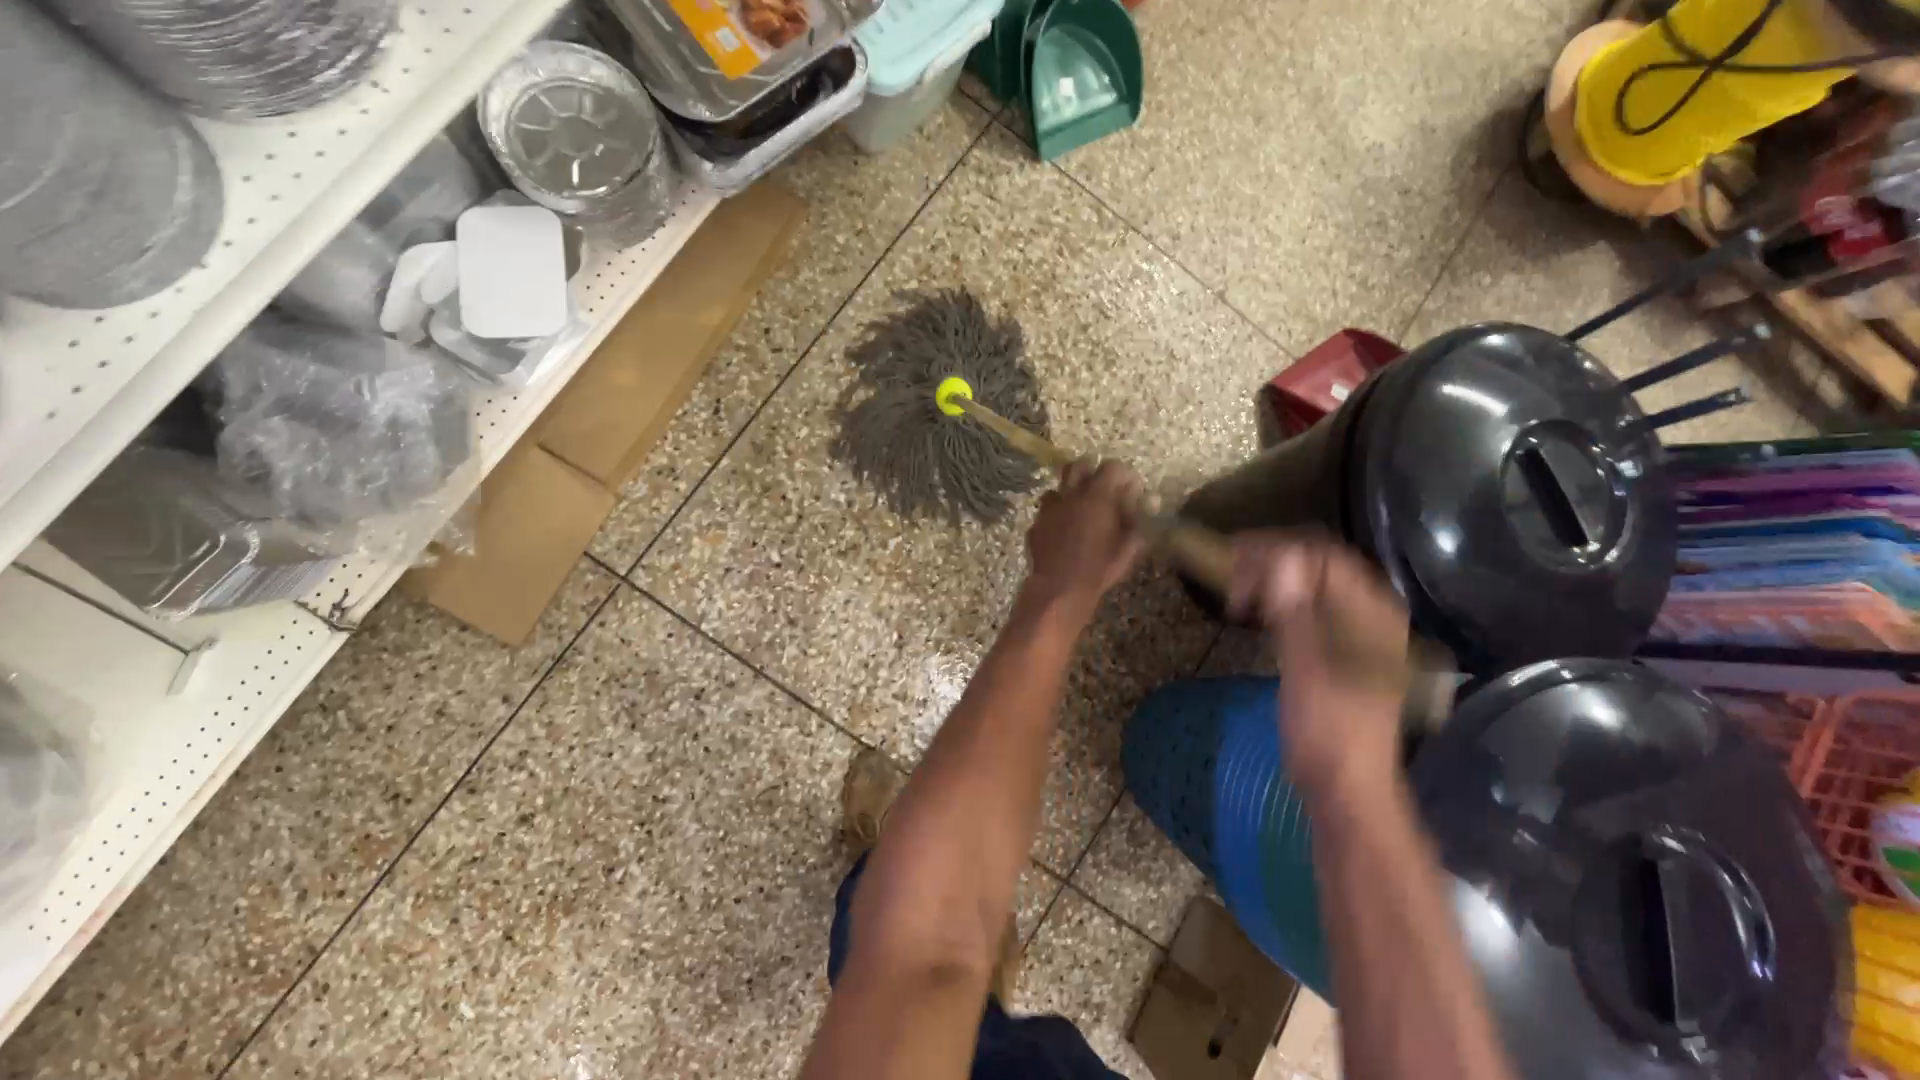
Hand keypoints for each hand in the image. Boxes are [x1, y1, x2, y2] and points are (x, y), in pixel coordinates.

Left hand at [1020, 460, 1147, 622]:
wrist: (1060, 587)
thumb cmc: (1100, 567)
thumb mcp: (1129, 545)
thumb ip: (1139, 518)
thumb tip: (1151, 499)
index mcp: (1097, 495)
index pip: (1112, 466)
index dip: (1123, 474)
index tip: (1131, 489)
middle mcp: (1071, 494)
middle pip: (1078, 466)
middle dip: (1091, 471)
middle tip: (1102, 488)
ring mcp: (1049, 508)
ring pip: (1058, 487)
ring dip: (1070, 492)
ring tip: (1080, 508)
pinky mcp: (1036, 524)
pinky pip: (1046, 510)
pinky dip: (1056, 514)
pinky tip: (1062, 529)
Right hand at [1226, 532, 1410, 806]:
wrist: (1347, 789)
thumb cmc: (1328, 732)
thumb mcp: (1306, 669)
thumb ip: (1294, 611)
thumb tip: (1280, 558)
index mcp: (1372, 612)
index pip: (1324, 555)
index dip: (1276, 549)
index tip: (1231, 561)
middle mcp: (1372, 613)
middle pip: (1320, 564)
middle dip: (1272, 563)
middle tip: (1229, 579)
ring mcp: (1361, 632)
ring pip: (1314, 585)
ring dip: (1274, 581)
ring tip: (1238, 597)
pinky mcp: (1344, 651)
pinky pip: (1312, 607)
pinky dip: (1282, 603)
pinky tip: (1258, 615)